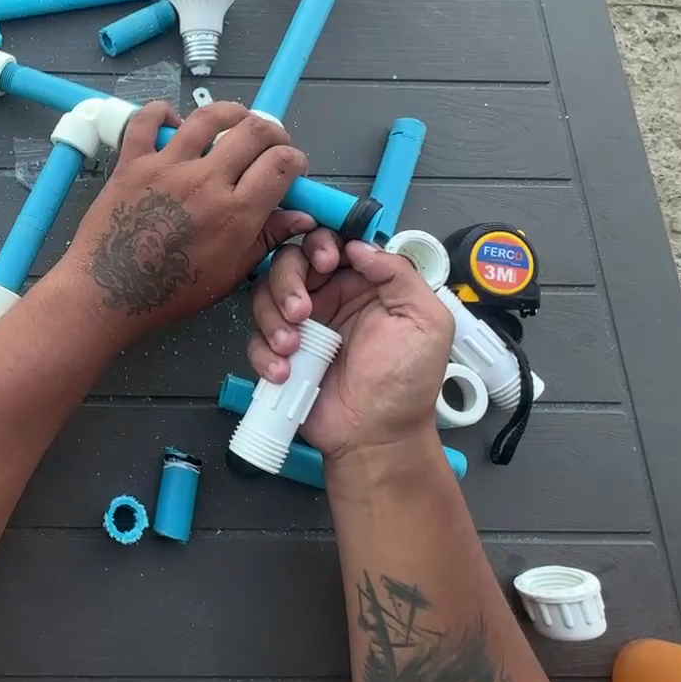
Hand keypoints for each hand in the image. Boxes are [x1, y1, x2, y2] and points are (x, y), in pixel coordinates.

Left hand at [53, 100, 312, 346]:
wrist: (107, 292)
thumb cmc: (169, 293)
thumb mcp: (228, 275)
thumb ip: (266, 240)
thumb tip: (301, 217)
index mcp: (235, 214)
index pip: (281, 164)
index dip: (294, 159)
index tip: (291, 165)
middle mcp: (205, 182)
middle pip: (253, 131)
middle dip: (272, 132)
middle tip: (269, 142)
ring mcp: (166, 167)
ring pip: (207, 117)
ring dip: (230, 112)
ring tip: (234, 120)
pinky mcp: (132, 162)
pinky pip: (147, 120)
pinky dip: (162, 113)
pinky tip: (174, 123)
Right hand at [246, 229, 453, 457]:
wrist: (377, 437)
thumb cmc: (406, 383)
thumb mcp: (426, 322)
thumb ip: (399, 275)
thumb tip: (359, 246)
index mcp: (361, 283)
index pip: (330, 244)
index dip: (319, 244)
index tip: (324, 263)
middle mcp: (327, 297)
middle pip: (288, 262)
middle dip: (287, 281)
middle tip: (301, 312)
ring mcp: (299, 325)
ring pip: (264, 295)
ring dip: (272, 318)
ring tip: (292, 348)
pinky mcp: (277, 351)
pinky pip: (254, 338)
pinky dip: (264, 352)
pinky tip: (286, 371)